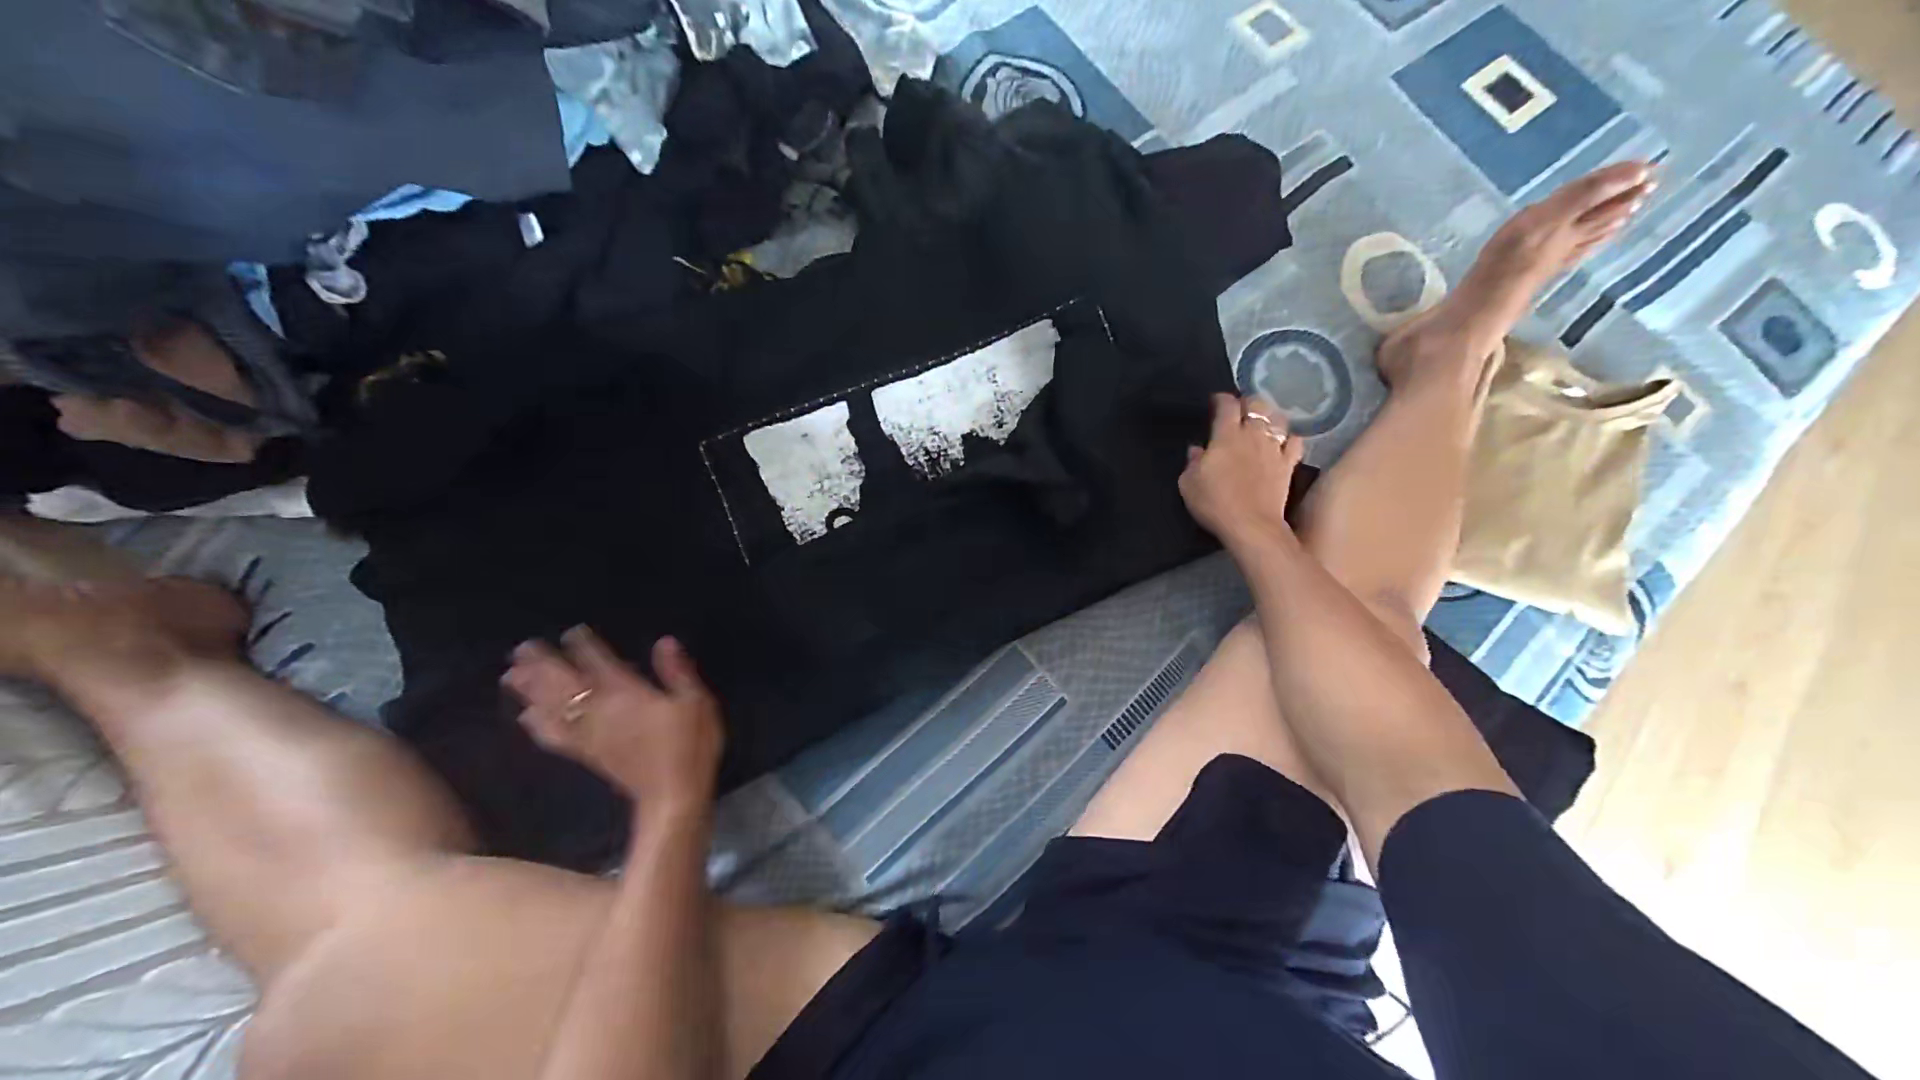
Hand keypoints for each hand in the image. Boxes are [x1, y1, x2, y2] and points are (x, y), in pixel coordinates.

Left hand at [503, 627, 723, 813]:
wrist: (673, 795)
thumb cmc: (690, 745)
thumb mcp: (697, 703)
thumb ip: (678, 672)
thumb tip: (664, 642)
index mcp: (629, 694)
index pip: (601, 663)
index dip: (584, 646)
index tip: (571, 631)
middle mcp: (602, 710)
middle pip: (565, 682)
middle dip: (543, 664)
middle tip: (522, 648)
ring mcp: (590, 734)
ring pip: (552, 706)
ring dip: (530, 690)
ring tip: (511, 674)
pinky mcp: (586, 754)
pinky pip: (554, 736)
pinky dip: (537, 724)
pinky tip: (525, 716)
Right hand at [1178, 393, 1304, 551]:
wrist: (1250, 526)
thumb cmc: (1214, 503)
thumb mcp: (1189, 483)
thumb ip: (1193, 462)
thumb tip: (1197, 450)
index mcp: (1225, 436)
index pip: (1226, 405)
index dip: (1221, 399)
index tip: (1216, 402)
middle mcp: (1252, 435)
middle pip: (1257, 405)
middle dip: (1248, 403)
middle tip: (1241, 411)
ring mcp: (1274, 449)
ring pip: (1278, 419)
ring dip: (1270, 417)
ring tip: (1263, 422)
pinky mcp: (1288, 465)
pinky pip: (1295, 442)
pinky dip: (1290, 438)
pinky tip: (1283, 442)